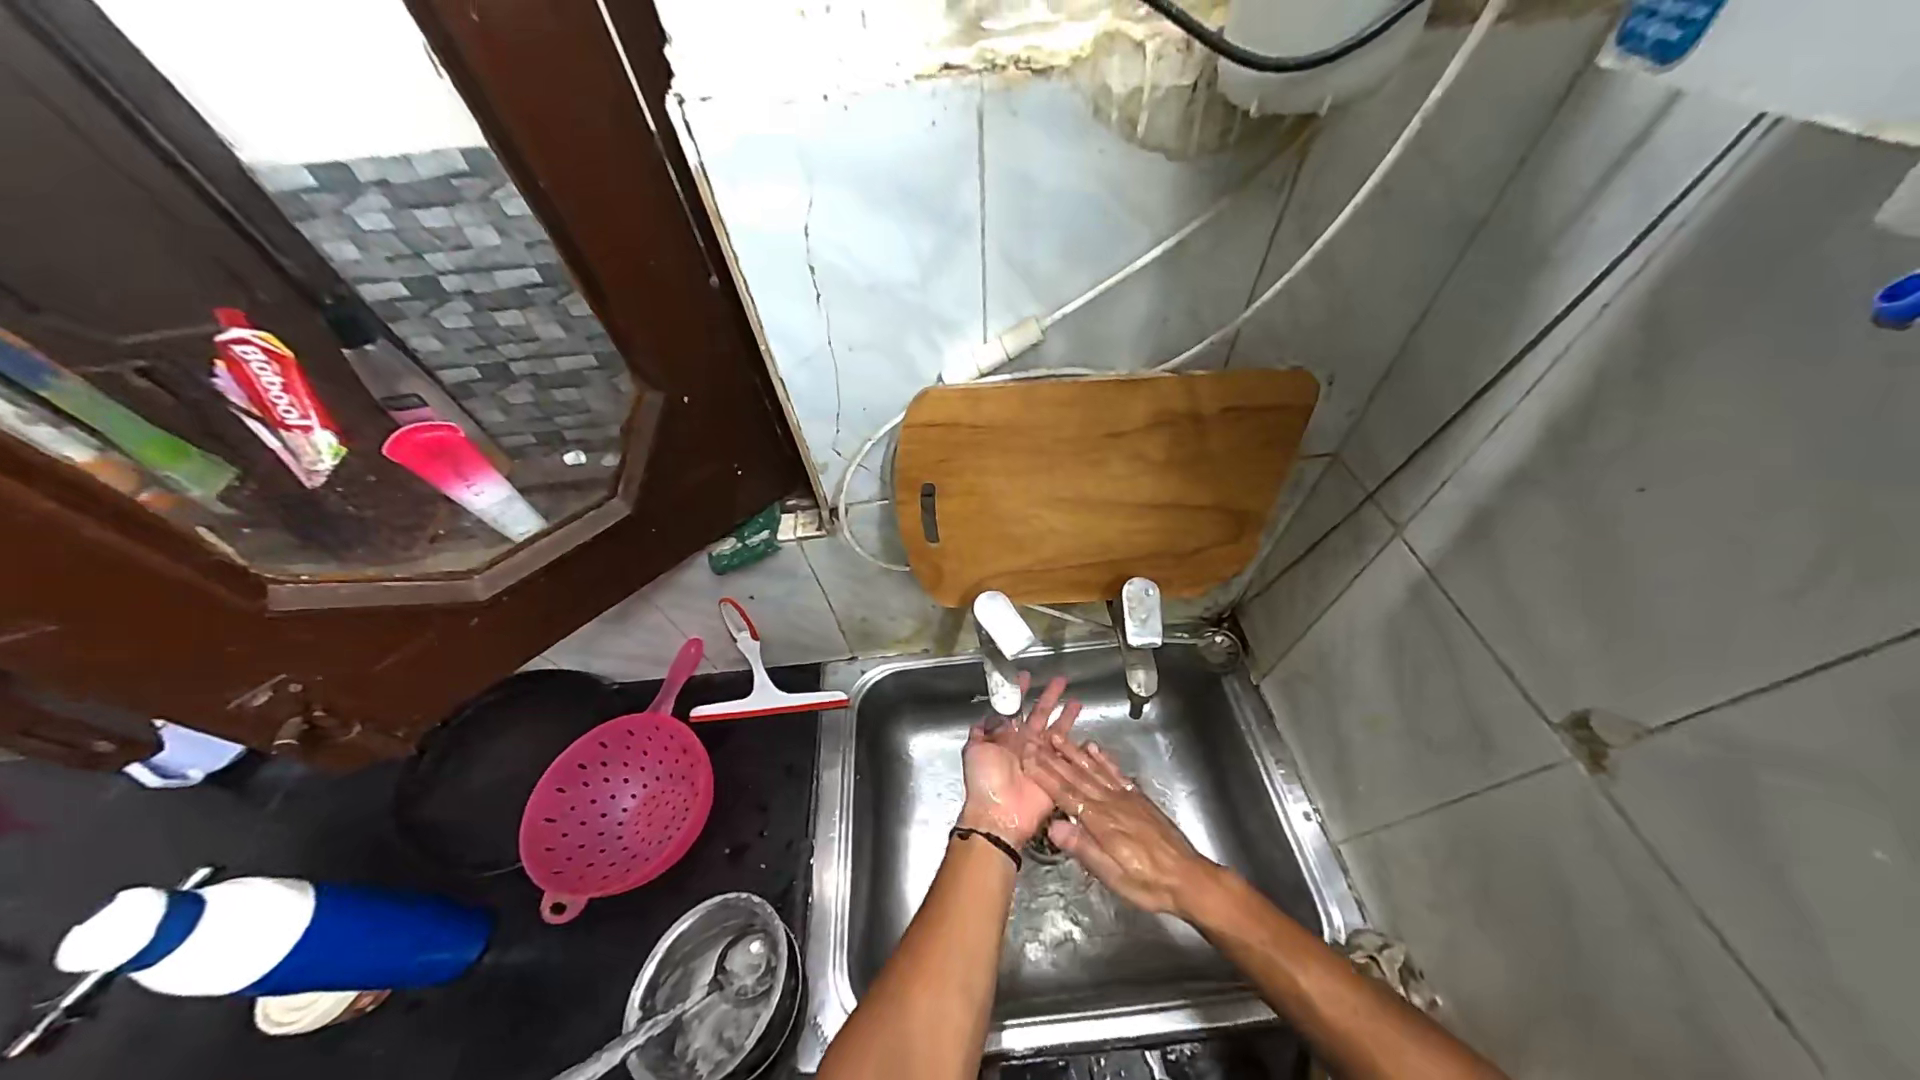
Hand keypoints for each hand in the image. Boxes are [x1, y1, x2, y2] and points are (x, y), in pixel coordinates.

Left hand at [959, 674, 1080, 847]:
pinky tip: (1084, 733)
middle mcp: (1023, 745)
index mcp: (1004, 739)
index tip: (1025, 677)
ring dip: (1066, 716)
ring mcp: (1041, 758)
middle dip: (1049, 698)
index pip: (1014, 710)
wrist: (1000, 813)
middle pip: (1039, 716)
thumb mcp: (975, 750)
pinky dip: (1075, 743)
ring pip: (1057, 731)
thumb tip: (986, 717)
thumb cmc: (984, 781)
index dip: (1020, 693)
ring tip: (1076, 700)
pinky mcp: (1056, 773)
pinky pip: (1067, 755)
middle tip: (1060, 681)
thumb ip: (982, 732)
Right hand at [1022, 735, 1218, 917]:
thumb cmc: (1148, 883)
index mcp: (1101, 822)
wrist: (1189, 878)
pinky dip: (1103, 759)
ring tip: (1057, 737)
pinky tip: (1093, 749)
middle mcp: (1111, 803)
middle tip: (1034, 741)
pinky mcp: (1138, 799)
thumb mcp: (1112, 875)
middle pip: (1076, 777)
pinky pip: (1116, 773)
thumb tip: (1053, 827)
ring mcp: (1126, 798)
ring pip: (1094, 770)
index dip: (1044, 776)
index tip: (1027, 759)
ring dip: (1073, 753)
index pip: (1065, 793)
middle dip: (1053, 759)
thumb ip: (1083, 848)